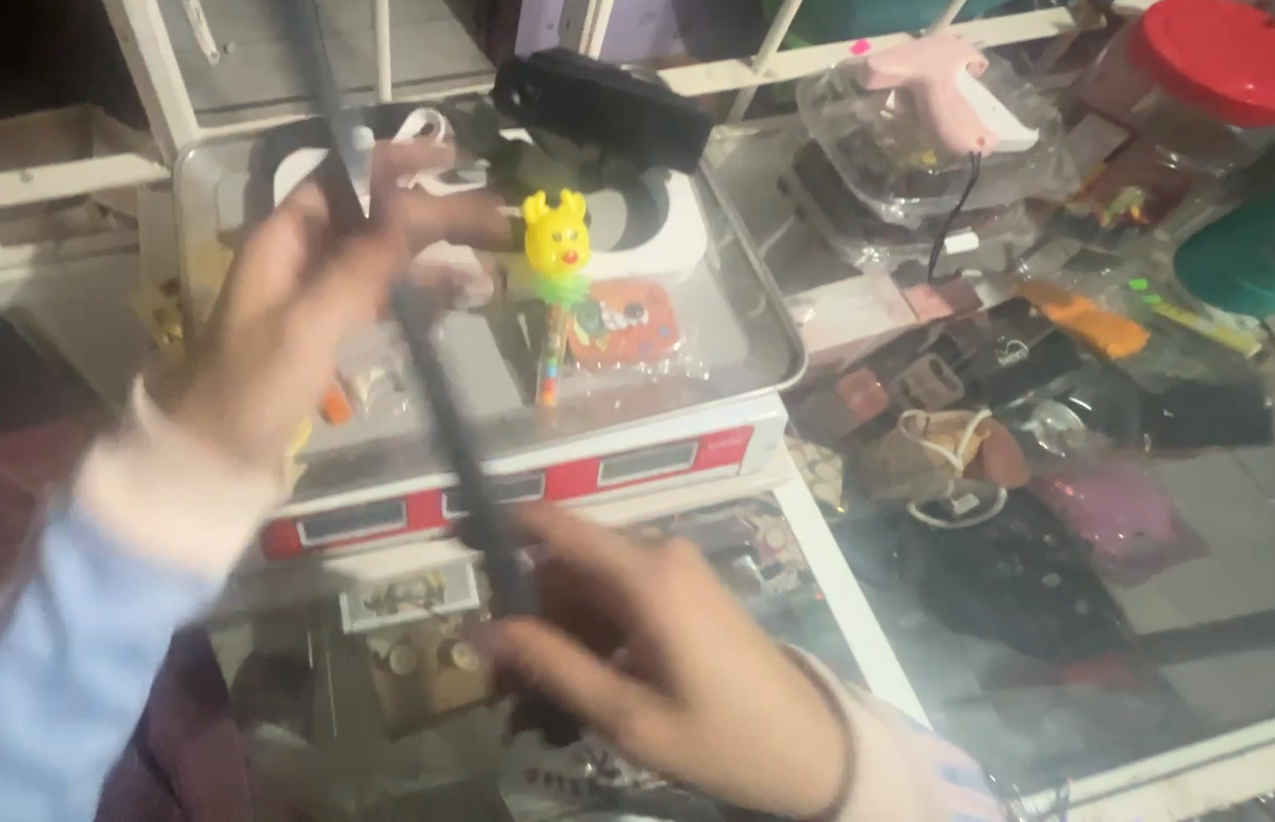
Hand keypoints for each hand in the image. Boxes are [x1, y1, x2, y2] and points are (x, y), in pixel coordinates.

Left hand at [163, 142, 508, 466]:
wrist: (218, 454)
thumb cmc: (253, 386)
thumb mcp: (307, 324)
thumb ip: (360, 267)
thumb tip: (410, 209)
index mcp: (284, 238)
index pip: (342, 178)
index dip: (393, 163)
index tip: (448, 161)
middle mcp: (304, 254)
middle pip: (375, 217)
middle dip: (433, 214)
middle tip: (494, 218)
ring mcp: (321, 291)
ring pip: (386, 256)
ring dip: (436, 255)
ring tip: (492, 258)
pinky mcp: (335, 326)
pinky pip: (385, 295)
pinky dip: (422, 293)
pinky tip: (462, 295)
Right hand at [487, 504, 850, 818]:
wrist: (819, 751)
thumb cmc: (724, 739)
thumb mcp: (628, 716)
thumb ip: (551, 666)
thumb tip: (480, 631)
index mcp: (643, 574)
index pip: (553, 523)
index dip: (498, 523)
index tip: (455, 538)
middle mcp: (654, 552)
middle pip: (564, 563)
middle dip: (526, 612)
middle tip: (504, 677)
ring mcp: (671, 566)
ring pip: (586, 581)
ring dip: (557, 628)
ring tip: (541, 695)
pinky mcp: (681, 584)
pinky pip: (616, 592)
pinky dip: (590, 628)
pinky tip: (585, 679)